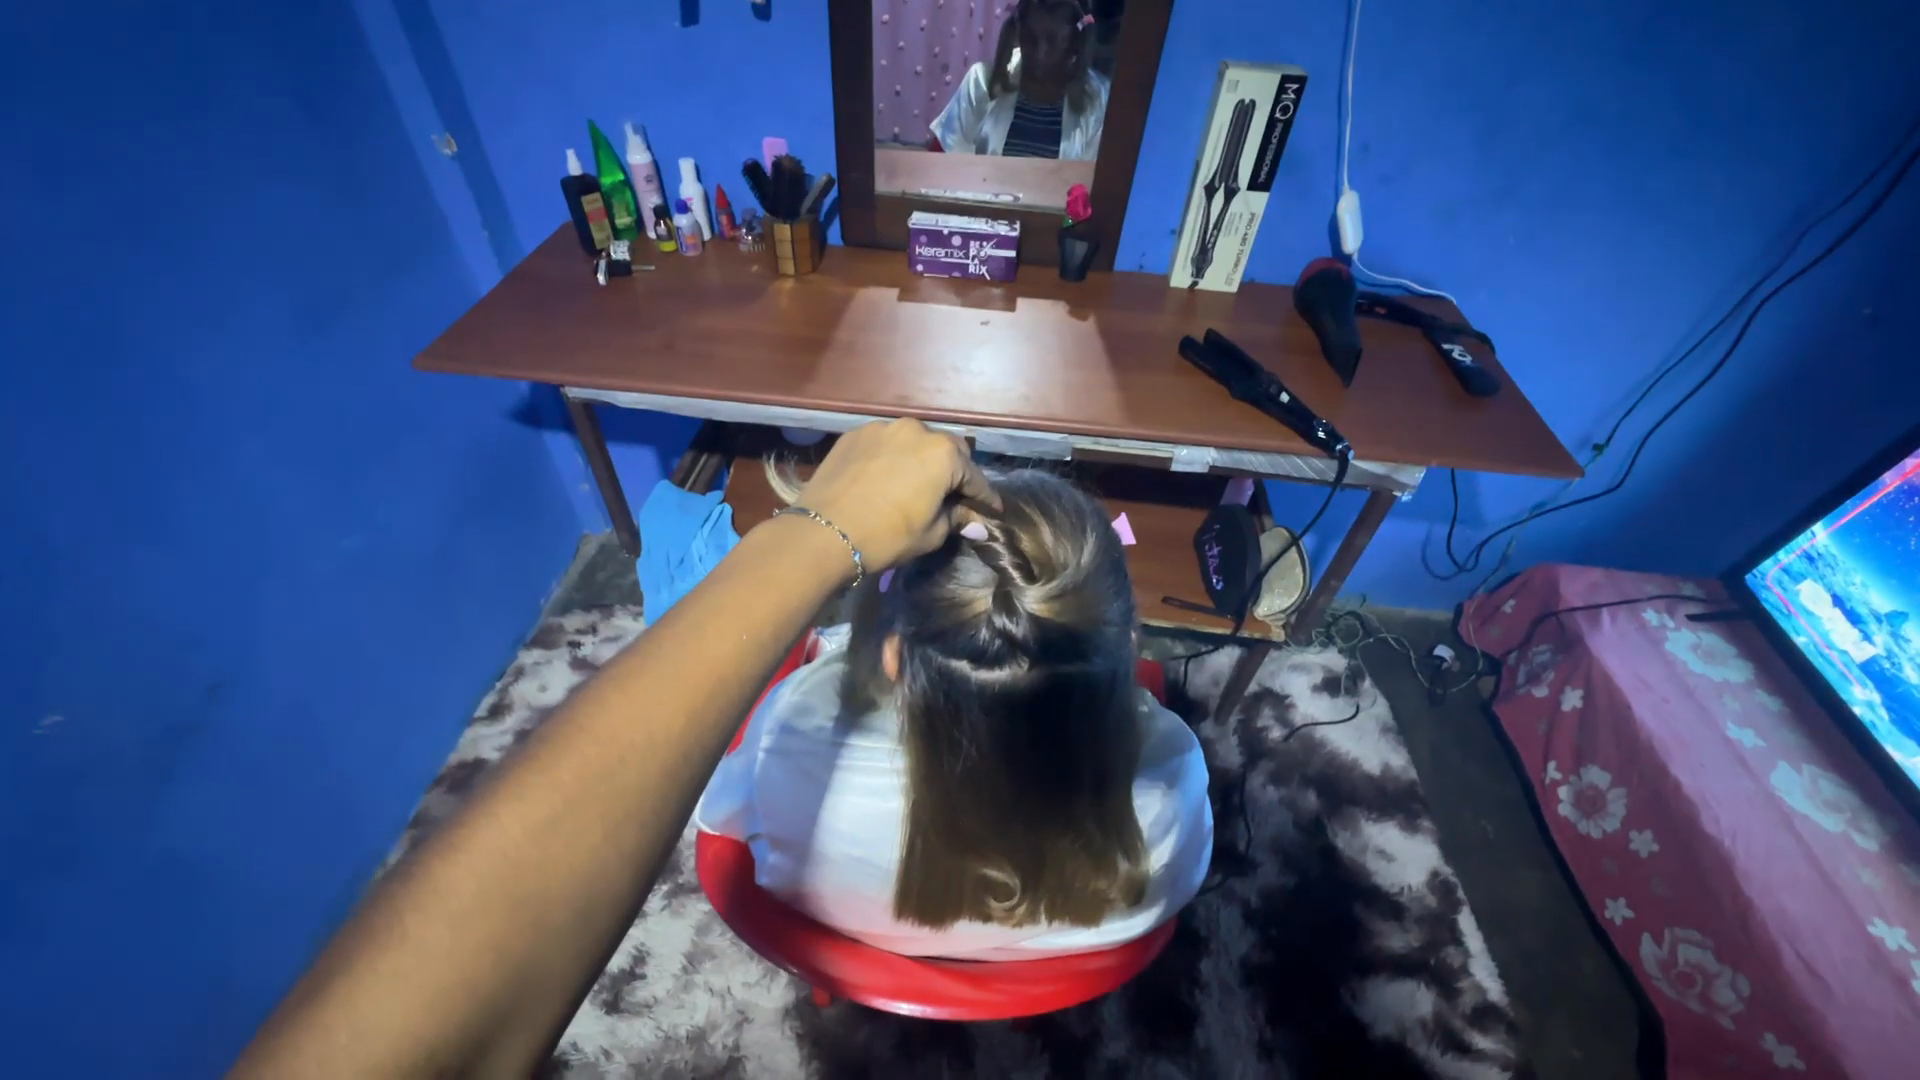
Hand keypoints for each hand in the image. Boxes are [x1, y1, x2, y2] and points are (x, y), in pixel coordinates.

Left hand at [792, 419, 1000, 568]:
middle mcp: (916, 430)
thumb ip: (956, 520)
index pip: (974, 477)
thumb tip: (978, 524)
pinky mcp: (855, 434)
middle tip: (956, 495)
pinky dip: (894, 457)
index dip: (985, 497)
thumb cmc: (886, 536)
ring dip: (922, 459)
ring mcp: (882, 428)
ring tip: (920, 482)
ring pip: (914, 441)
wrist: (823, 533)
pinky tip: (888, 476)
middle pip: (947, 450)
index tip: (992, 510)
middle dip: (955, 472)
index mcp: (942, 454)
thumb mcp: (930, 534)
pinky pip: (886, 443)